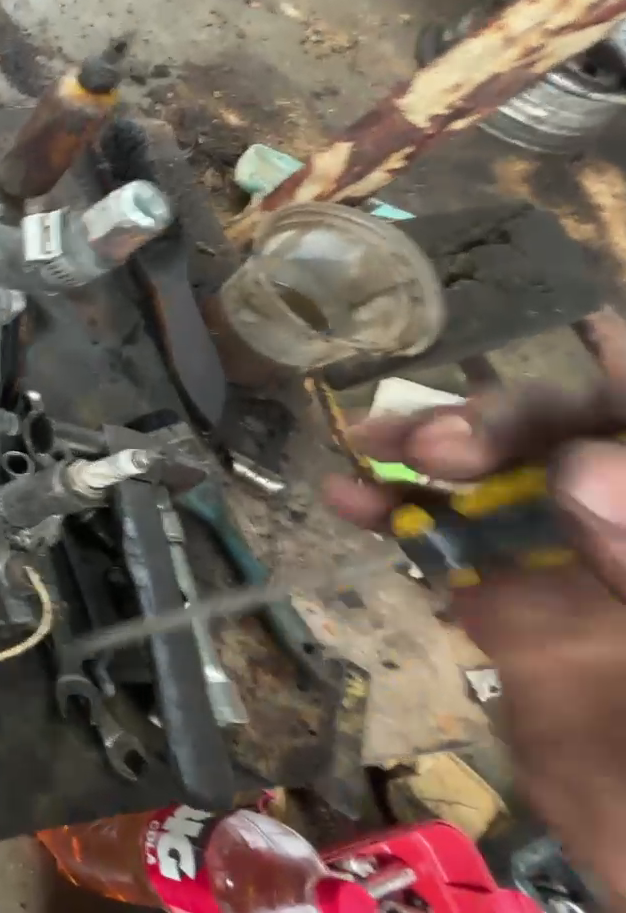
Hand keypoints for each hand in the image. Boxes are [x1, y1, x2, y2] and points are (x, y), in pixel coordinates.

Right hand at [321, 382, 625, 905]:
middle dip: (518, 419)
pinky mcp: (516, 607)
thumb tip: (589, 471)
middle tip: (446, 443)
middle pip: (592, 435)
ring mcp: (591, 571)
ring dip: (438, 449)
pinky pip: (451, 541)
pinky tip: (348, 495)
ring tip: (381, 446)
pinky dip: (394, 511)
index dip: (619, 368)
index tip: (573, 341)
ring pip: (512, 478)